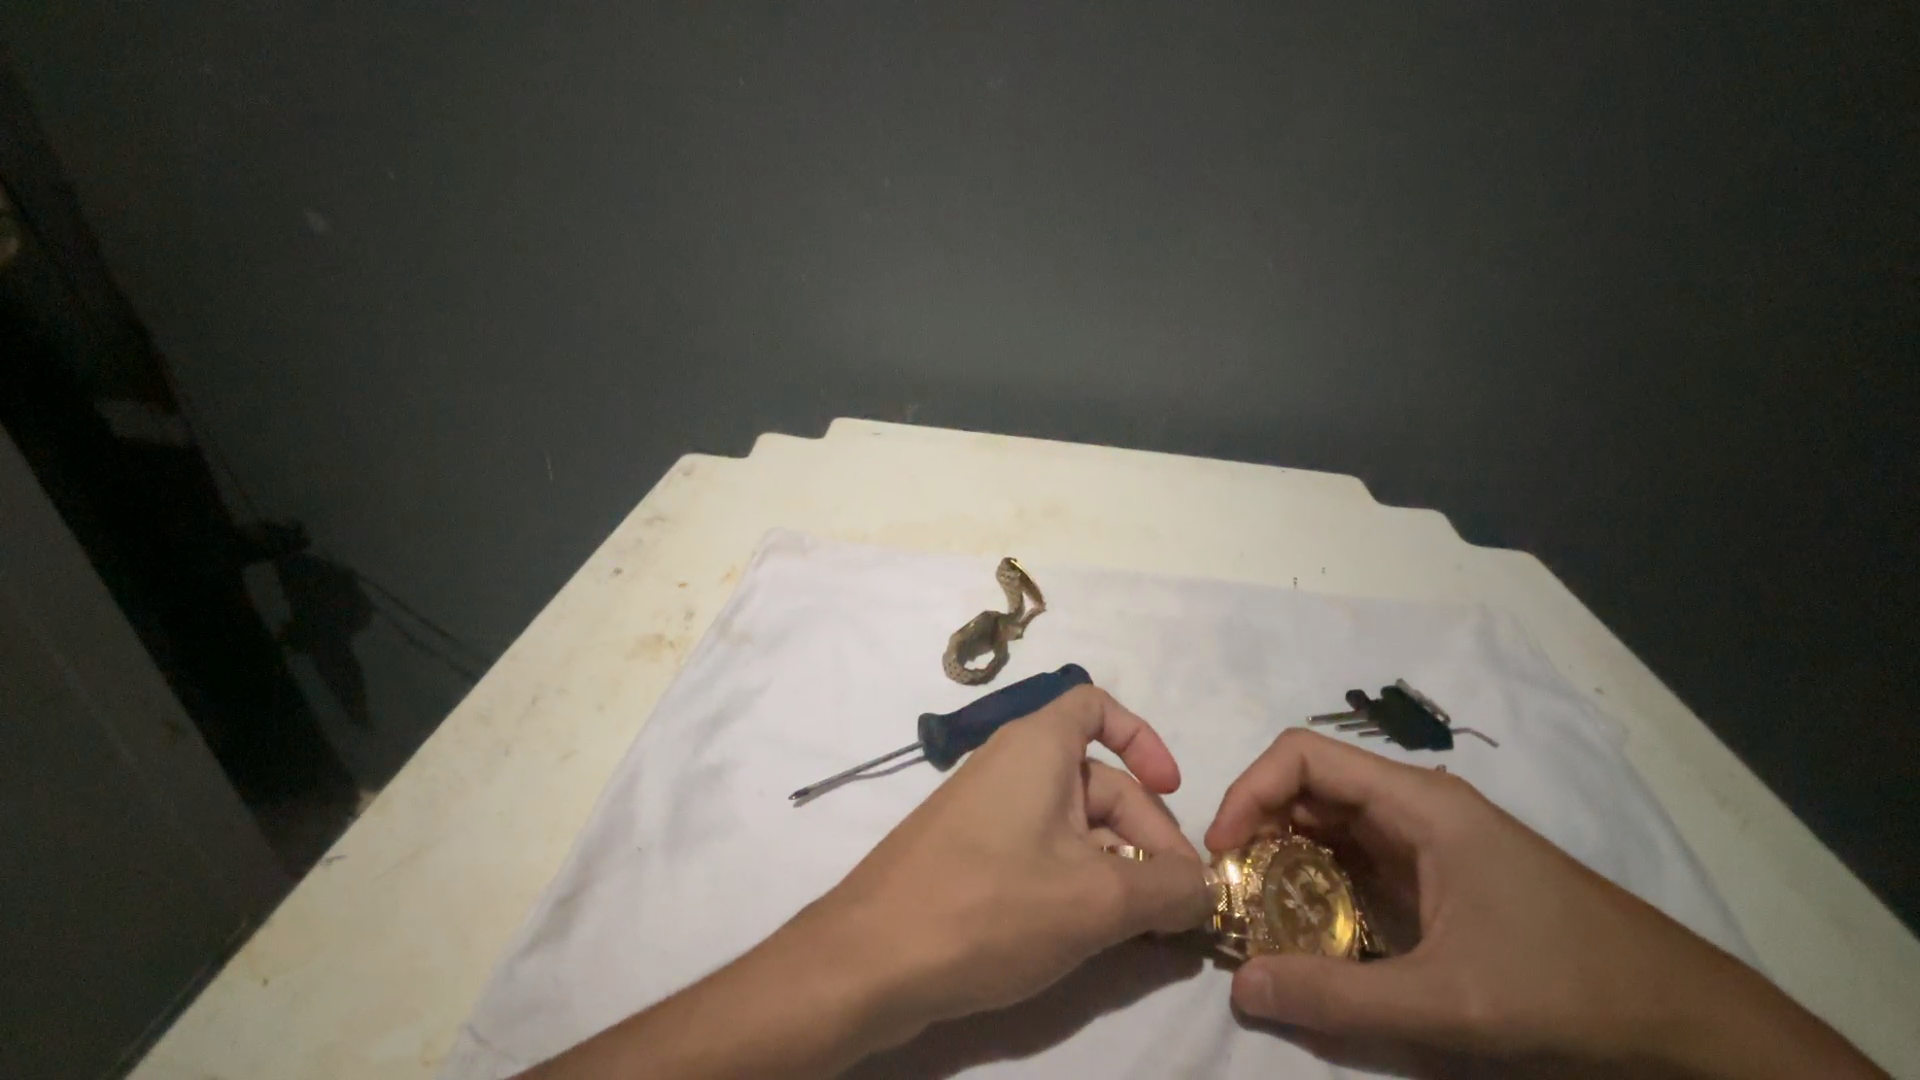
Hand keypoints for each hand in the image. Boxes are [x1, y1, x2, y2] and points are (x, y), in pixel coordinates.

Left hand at [810, 684, 1211, 1040]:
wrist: (871, 959)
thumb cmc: (991, 904)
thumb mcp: (1096, 900)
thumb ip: (1167, 889)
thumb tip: (1204, 888)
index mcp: (1037, 745)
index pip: (1097, 706)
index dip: (1144, 739)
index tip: (1174, 791)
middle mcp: (1011, 765)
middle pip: (1098, 779)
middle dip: (1146, 834)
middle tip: (1178, 903)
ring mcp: (987, 812)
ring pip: (1073, 824)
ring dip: (1117, 866)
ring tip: (1145, 927)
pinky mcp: (972, 854)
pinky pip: (1041, 850)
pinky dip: (1077, 880)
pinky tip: (1094, 932)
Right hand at [1205, 730, 1884, 1077]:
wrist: (1687, 1023)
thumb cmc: (1567, 989)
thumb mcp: (1447, 1003)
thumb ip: (1336, 997)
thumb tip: (1240, 987)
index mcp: (1418, 804)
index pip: (1303, 756)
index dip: (1248, 791)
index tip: (1223, 852)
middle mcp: (1415, 808)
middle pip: (1308, 787)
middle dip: (1255, 828)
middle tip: (1229, 889)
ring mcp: (1426, 842)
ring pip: (1327, 824)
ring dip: (1281, 857)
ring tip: (1255, 911)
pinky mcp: (1433, 877)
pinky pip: (1353, 862)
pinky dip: (1314, 885)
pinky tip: (1305, 929)